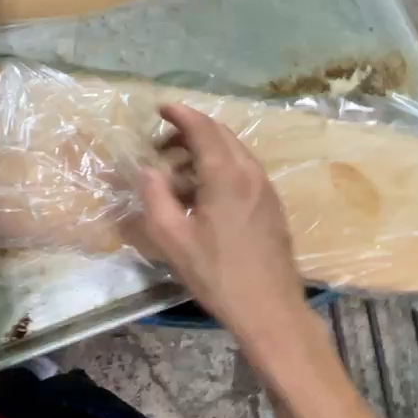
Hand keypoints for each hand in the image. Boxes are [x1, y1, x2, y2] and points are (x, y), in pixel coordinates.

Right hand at [132, 104, 305, 341]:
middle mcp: (250, 173)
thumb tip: (147, 168)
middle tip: (161, 142)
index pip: (203, 129)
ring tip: (176, 168)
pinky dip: (219, 165)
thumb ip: (154, 195)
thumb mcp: (171, 237)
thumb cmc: (215, 273)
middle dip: (190, 130)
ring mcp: (266, 189)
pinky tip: (201, 190)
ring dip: (205, 148)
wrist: (269, 309)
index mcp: (226, 175)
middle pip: (221, 134)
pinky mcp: (271, 206)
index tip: (160, 107)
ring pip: (234, 151)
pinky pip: (243, 169)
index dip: (180, 114)